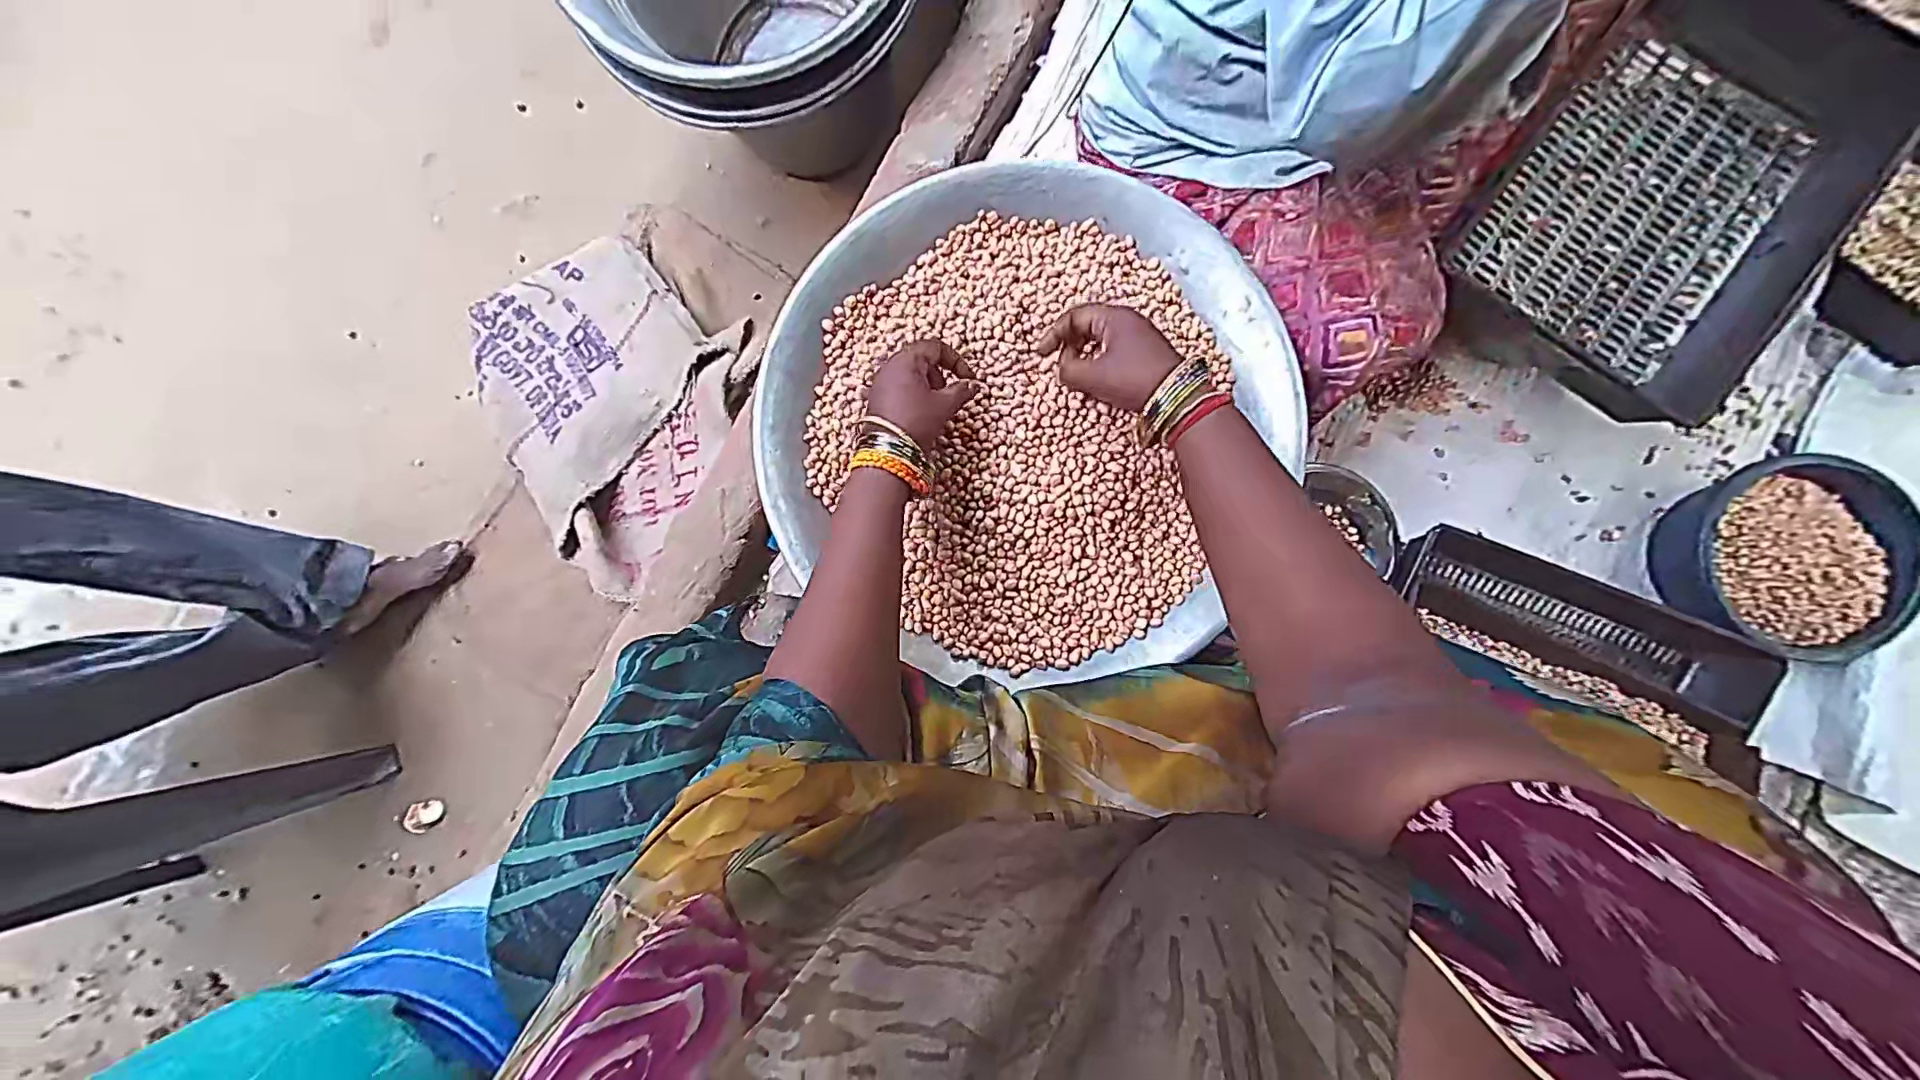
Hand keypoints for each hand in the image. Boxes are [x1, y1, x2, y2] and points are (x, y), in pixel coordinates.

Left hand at [865, 340, 978, 446]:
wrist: (887, 449)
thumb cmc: (915, 423)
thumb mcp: (944, 405)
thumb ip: (961, 391)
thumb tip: (972, 385)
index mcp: (907, 360)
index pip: (936, 347)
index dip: (956, 361)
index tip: (967, 378)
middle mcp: (890, 366)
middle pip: (921, 359)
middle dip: (940, 374)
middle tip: (948, 394)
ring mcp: (881, 382)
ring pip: (910, 373)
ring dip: (928, 385)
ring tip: (935, 406)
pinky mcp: (877, 398)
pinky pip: (900, 387)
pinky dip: (914, 394)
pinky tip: (920, 413)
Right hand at [1034, 303, 1183, 413]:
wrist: (1177, 397)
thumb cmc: (1134, 380)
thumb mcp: (1092, 376)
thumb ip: (1068, 369)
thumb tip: (1062, 368)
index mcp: (1113, 317)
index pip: (1074, 317)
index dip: (1054, 335)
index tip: (1042, 353)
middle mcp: (1128, 321)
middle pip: (1087, 326)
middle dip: (1069, 345)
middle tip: (1060, 362)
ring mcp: (1139, 336)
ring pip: (1101, 339)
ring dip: (1084, 355)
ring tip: (1077, 374)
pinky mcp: (1145, 353)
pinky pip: (1114, 350)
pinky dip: (1099, 361)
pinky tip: (1098, 380)